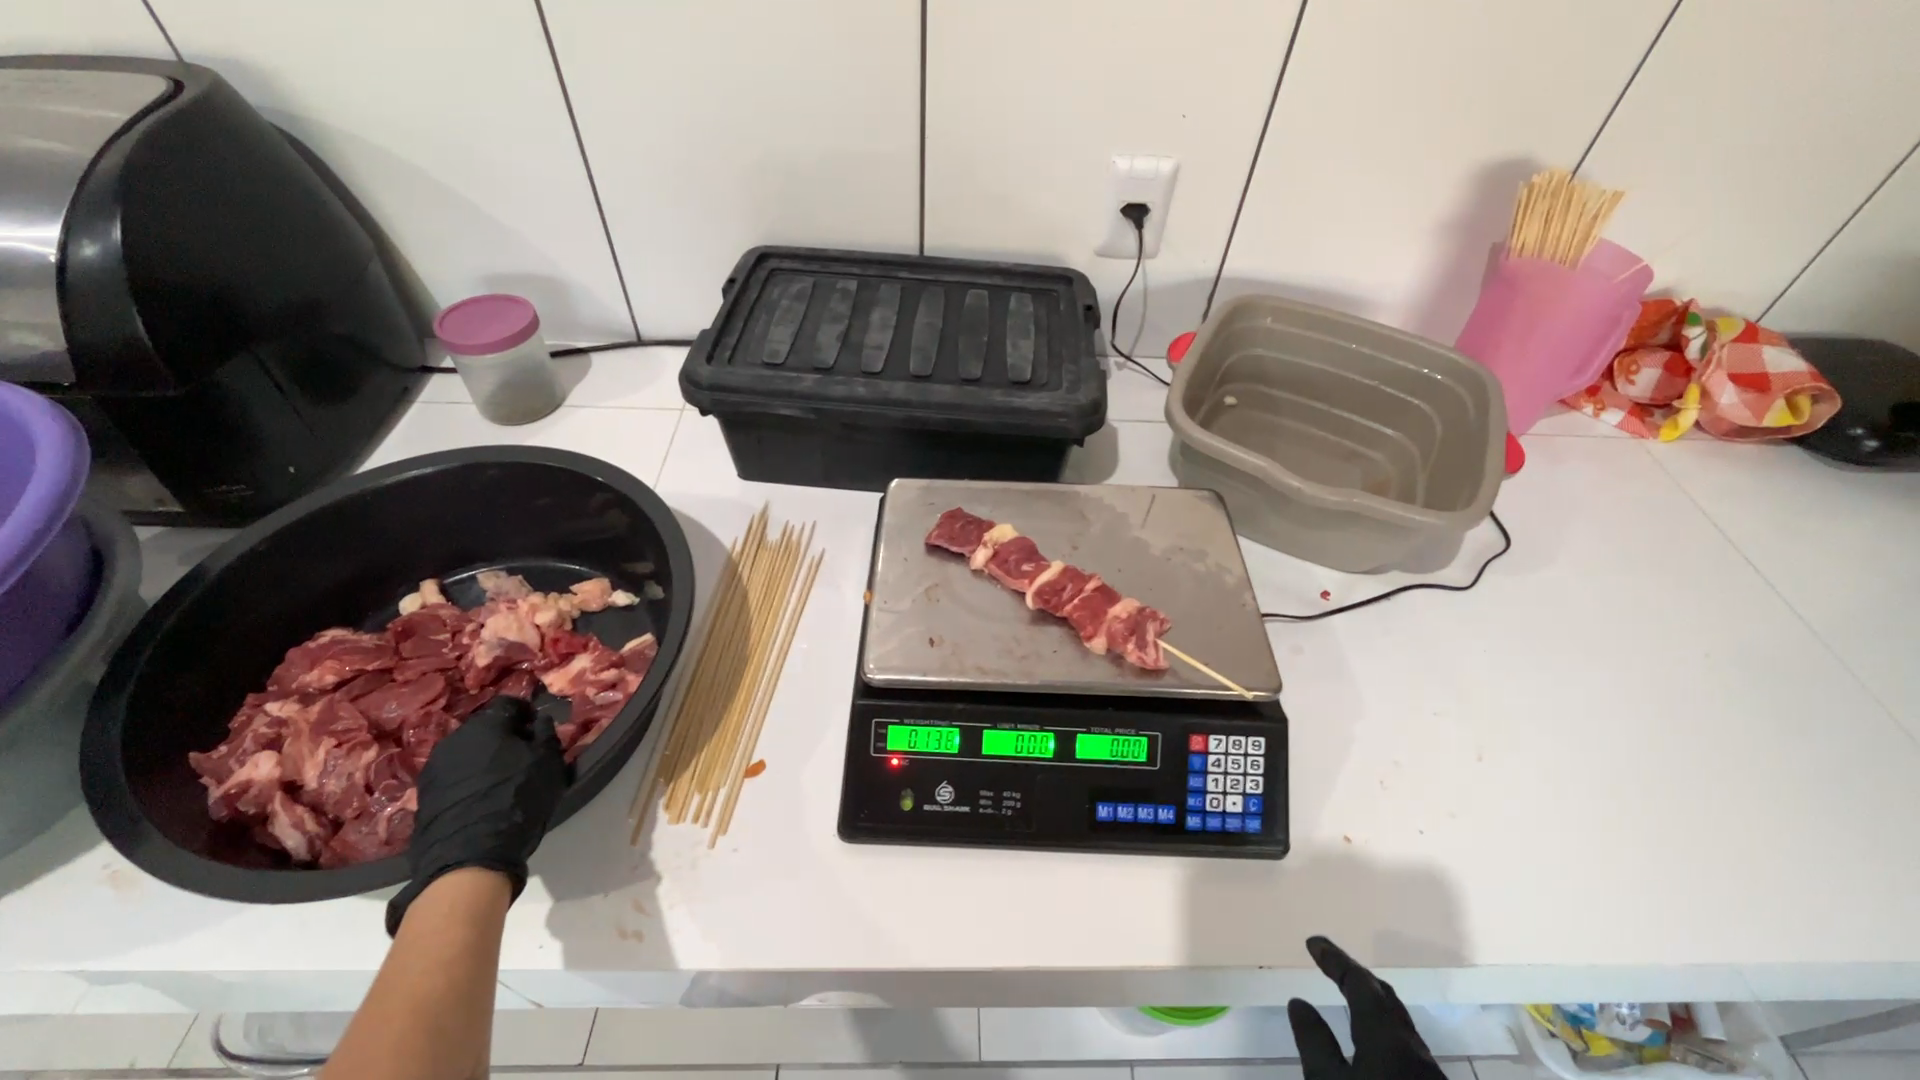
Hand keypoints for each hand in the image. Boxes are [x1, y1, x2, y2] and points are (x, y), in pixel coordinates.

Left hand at [385, 697, 568, 934]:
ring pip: (467, 752)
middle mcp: (455, 739)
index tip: (537, 730)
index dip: (526, 713)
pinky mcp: (425, 795)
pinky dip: (468, 780)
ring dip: (484, 759)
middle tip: (522, 756)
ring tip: (500, 781)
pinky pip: (454, 776)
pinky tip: (481, 800)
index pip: (509, 703)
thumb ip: (546, 736)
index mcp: (486, 725)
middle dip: (503, 737)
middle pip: (485, 728)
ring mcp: (435, 767)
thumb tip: (539, 721)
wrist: (469, 856)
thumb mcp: (548, 764)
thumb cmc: (518, 800)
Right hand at [1287, 936, 1446, 1079]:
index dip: (1335, 960)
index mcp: (1385, 1038)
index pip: (1359, 984)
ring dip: (1371, 1001)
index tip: (1312, 943)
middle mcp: (1411, 1048)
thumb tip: (1300, 1004)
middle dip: (1355, 976)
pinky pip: (1403, 1043)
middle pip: (1386, 999)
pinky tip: (1369, 1042)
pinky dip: (1379, 1025)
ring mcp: (1426, 1073)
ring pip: (1398, 1022)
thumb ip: (1314, 1042)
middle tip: (1328, 963)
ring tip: (1346, 994)